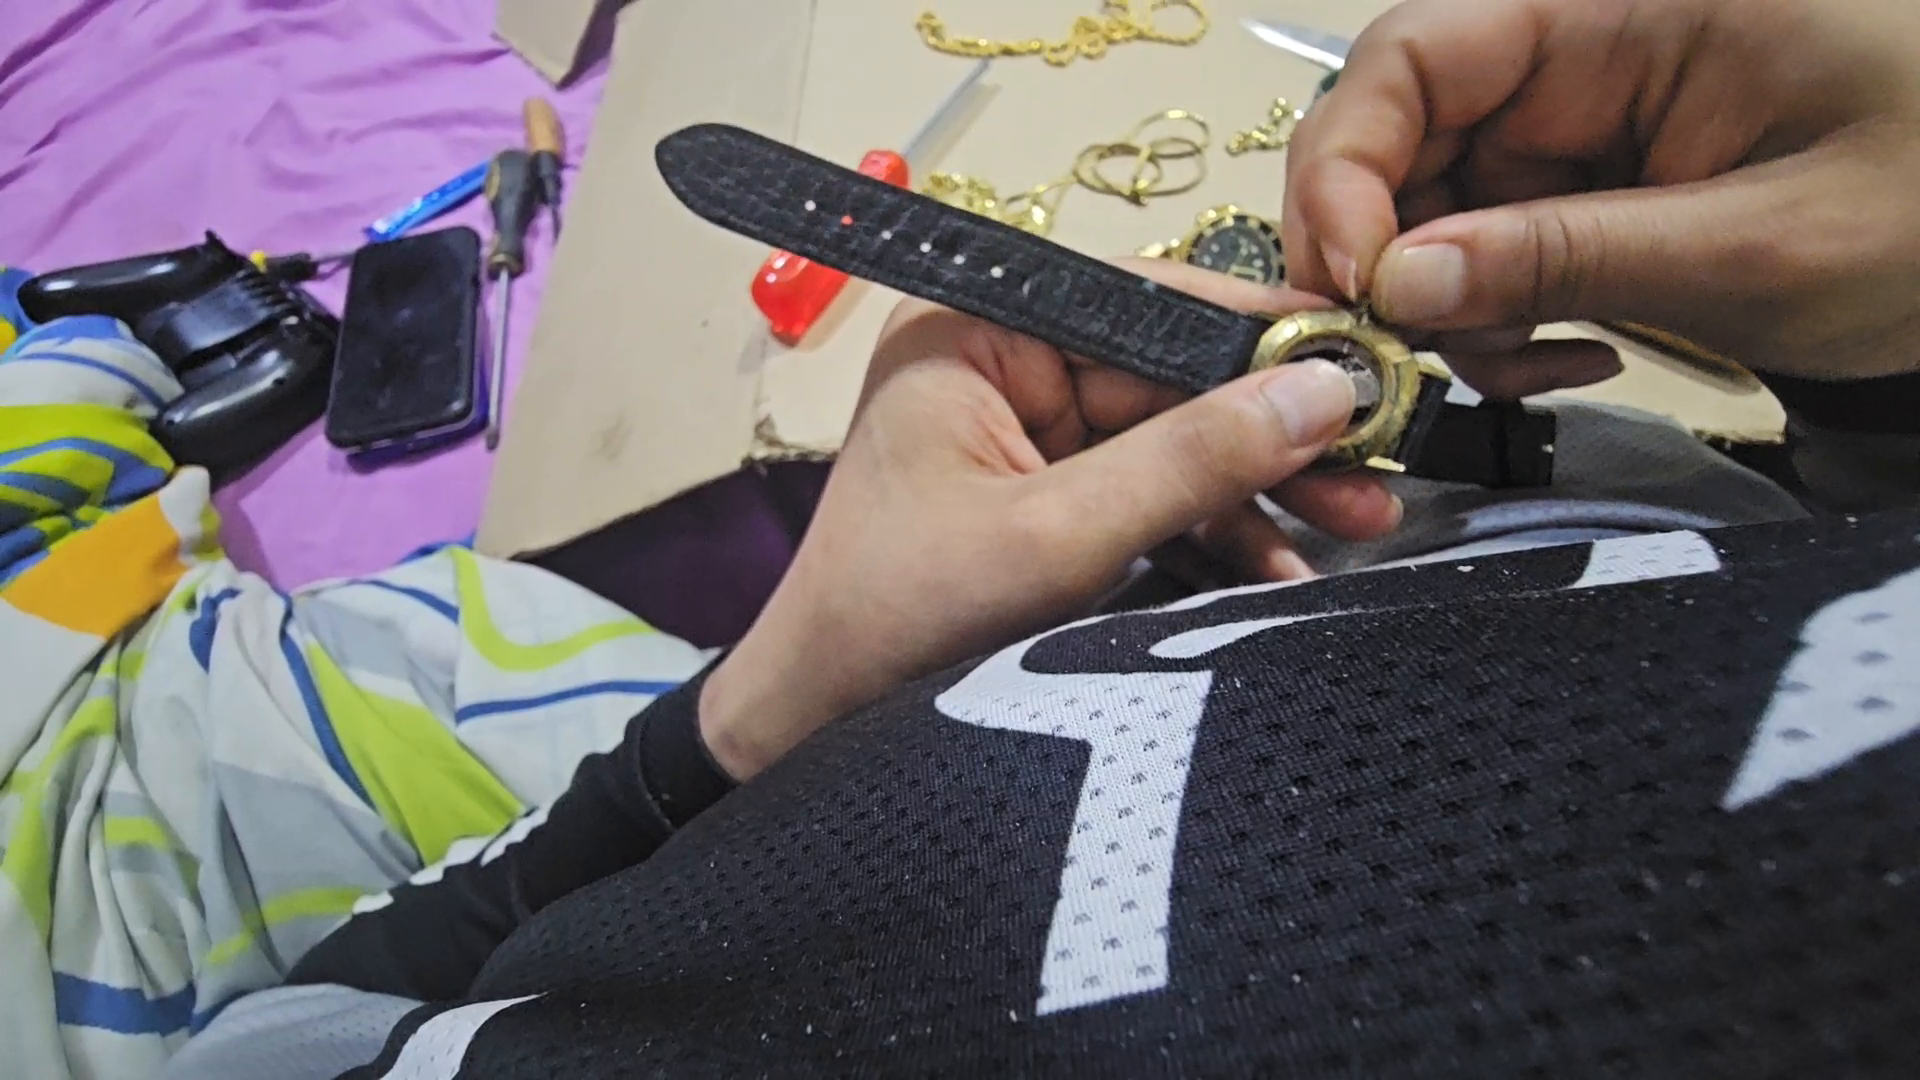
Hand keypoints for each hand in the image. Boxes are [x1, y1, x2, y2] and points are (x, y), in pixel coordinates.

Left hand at [698, 260, 1401, 778]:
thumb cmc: (907, 616)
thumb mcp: (1057, 536)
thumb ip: (1188, 461)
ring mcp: (1022, 434)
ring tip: (1353, 526)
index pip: (1145, 307)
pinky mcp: (1038, 494)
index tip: (1362, 365)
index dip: (1258, 337)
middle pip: (1165, 380)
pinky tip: (1271, 564)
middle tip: (1372, 470)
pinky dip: (1201, 531)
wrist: (824, 709)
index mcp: (979, 335)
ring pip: (1162, 442)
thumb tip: (1320, 390)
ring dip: (1249, 491)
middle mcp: (1001, 366)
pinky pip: (1137, 494)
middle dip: (1265, 435)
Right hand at [1281, 0, 1919, 386]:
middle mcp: (1561, 66)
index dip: (1345, 169)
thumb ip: (1567, 259)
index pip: (1409, 60)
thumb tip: (1390, 287)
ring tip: (1524, 363)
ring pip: (1405, 228)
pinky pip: (1454, 272)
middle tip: (1385, 350)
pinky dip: (1476, 334)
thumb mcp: (1767, 246)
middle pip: (1380, 150)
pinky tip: (1557, 357)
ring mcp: (1545, 144)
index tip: (1349, 282)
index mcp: (1625, 7)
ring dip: (1431, 317)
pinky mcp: (1543, 206)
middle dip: (1364, 261)